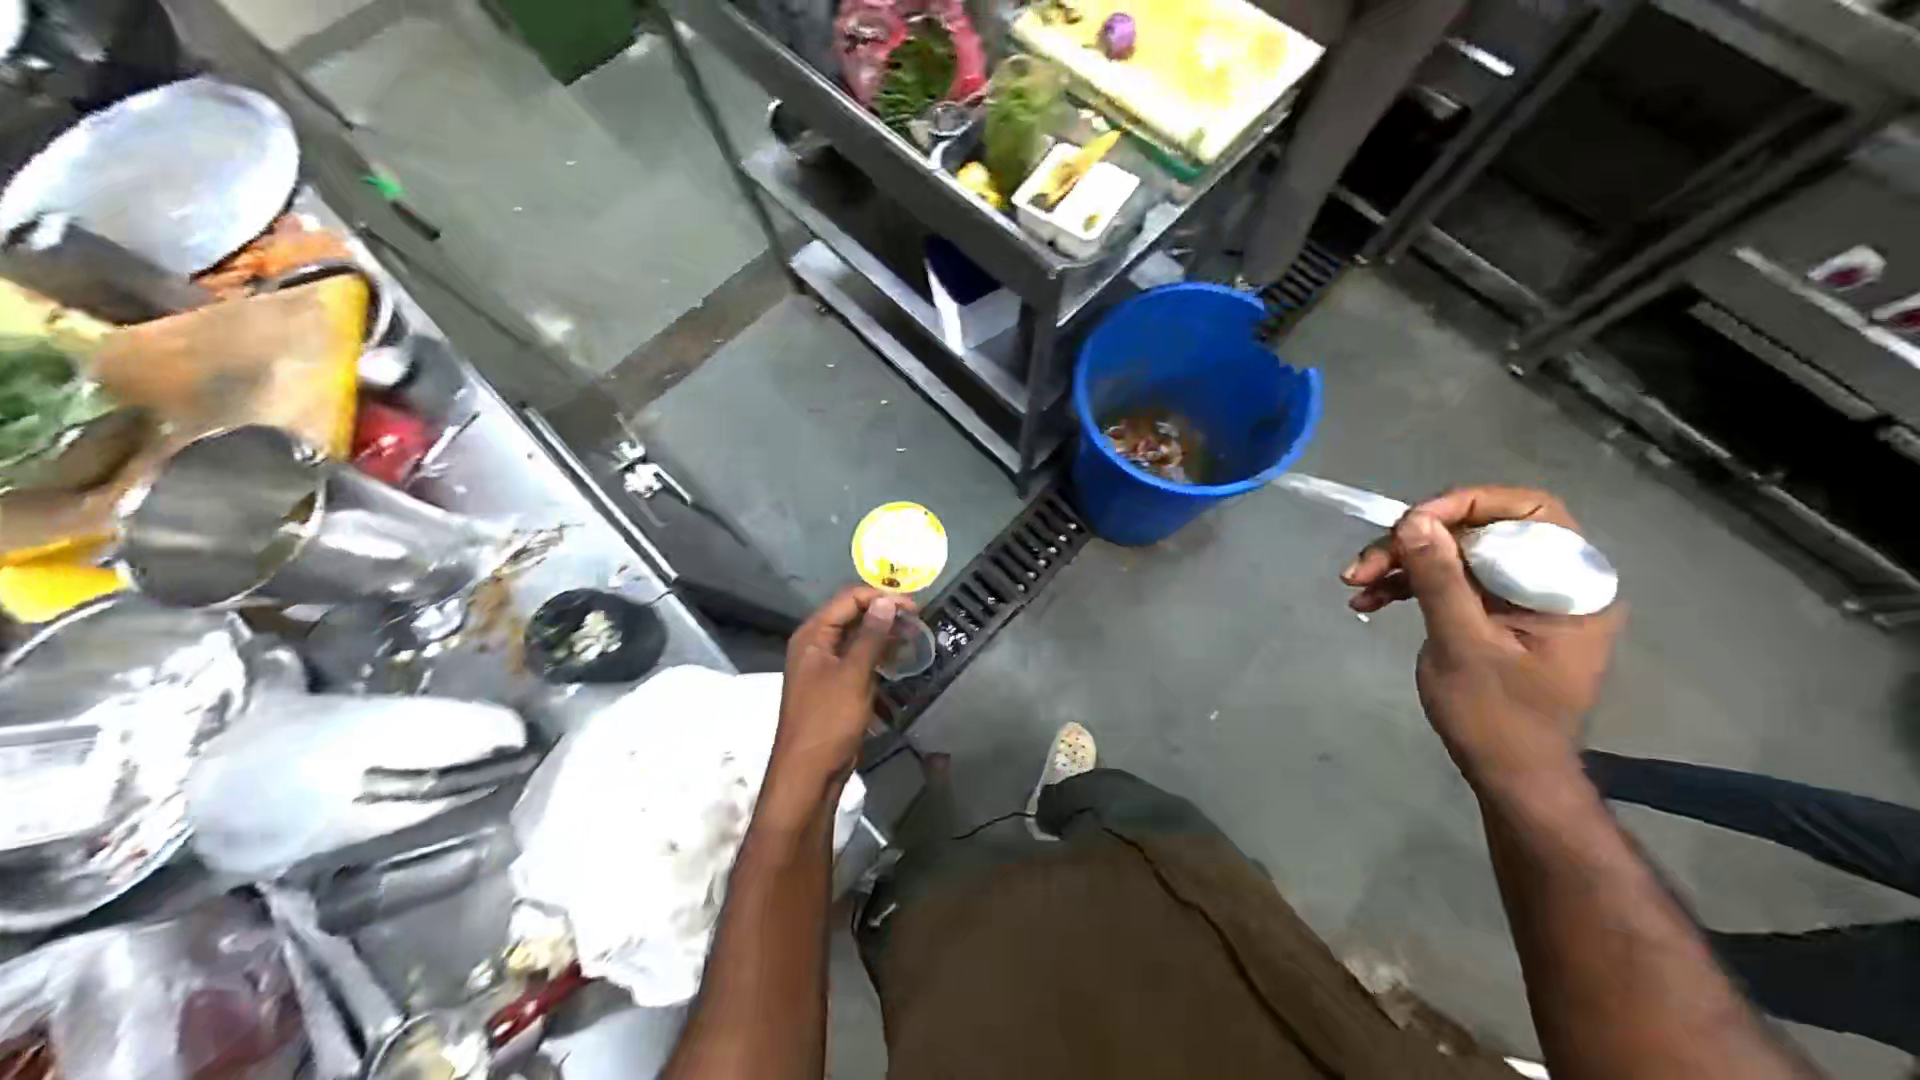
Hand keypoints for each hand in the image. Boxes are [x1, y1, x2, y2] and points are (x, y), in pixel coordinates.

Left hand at [768, 585, 911, 800]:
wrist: (809, 773)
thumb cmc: (828, 720)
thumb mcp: (853, 674)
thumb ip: (870, 635)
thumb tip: (887, 601)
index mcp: (812, 635)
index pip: (848, 599)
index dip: (881, 597)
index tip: (914, 607)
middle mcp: (815, 644)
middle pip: (852, 615)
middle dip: (884, 613)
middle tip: (917, 621)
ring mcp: (825, 665)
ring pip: (857, 637)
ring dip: (884, 634)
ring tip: (913, 637)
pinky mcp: (835, 684)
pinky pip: (858, 659)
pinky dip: (878, 655)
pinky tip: (899, 658)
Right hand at [1341, 487, 1621, 783]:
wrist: (1507, 772)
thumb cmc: (1497, 716)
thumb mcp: (1462, 643)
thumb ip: (1440, 579)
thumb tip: (1413, 519)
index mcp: (1570, 586)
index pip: (1528, 512)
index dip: (1467, 504)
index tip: (1411, 522)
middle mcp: (1549, 581)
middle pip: (1478, 531)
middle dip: (1414, 541)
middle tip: (1364, 564)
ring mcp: (1516, 596)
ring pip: (1453, 554)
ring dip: (1399, 563)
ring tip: (1354, 583)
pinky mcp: (1488, 611)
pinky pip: (1445, 580)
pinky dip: (1405, 584)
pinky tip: (1368, 600)